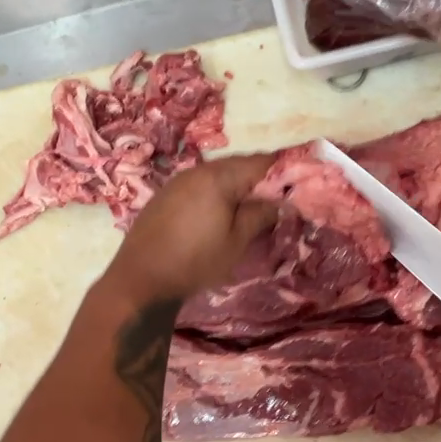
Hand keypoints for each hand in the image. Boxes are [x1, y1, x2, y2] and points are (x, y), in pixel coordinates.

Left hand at [104, 153, 279, 302]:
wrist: (140, 279)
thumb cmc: (195, 261)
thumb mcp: (236, 241)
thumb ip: (260, 214)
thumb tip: (280, 201)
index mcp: (219, 177)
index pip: (261, 162)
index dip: (283, 170)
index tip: (299, 183)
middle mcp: (198, 171)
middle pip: (239, 165)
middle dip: (261, 179)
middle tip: (279, 199)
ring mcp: (178, 181)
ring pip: (219, 175)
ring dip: (238, 187)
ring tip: (252, 209)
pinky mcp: (166, 195)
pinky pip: (201, 185)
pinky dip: (218, 193)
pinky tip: (221, 214)